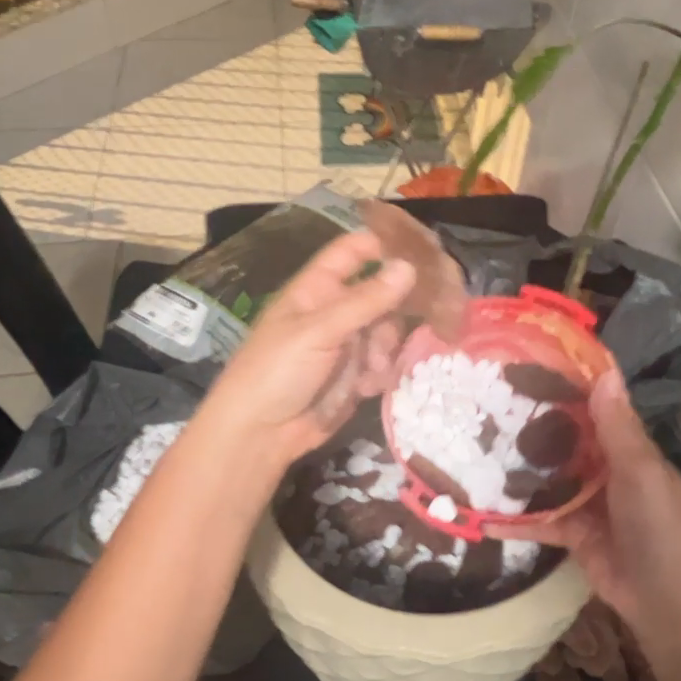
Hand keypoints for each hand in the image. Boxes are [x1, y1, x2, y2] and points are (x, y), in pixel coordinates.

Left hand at [194, 230, 415, 465]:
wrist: (259, 436)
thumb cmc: (276, 371)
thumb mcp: (319, 331)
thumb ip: (366, 300)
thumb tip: (409, 266)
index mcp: (316, 289)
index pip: (353, 252)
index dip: (382, 244)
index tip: (421, 249)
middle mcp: (334, 311)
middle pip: (380, 294)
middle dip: (393, 311)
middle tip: (394, 329)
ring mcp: (346, 345)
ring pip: (386, 332)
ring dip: (385, 349)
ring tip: (372, 370)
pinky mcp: (355, 376)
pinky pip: (383, 364)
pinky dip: (379, 375)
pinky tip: (366, 389)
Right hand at [490, 371, 680, 637]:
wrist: (664, 604)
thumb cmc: (659, 529)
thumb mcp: (640, 474)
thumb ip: (618, 428)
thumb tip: (606, 371)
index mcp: (629, 449)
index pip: (597, 408)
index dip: (570, 387)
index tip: (531, 362)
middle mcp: (607, 469)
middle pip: (567, 440)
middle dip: (535, 424)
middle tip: (489, 402)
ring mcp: (588, 502)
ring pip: (549, 477)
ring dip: (520, 469)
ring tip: (476, 448)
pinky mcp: (572, 533)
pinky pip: (540, 519)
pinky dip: (515, 520)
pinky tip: (483, 516)